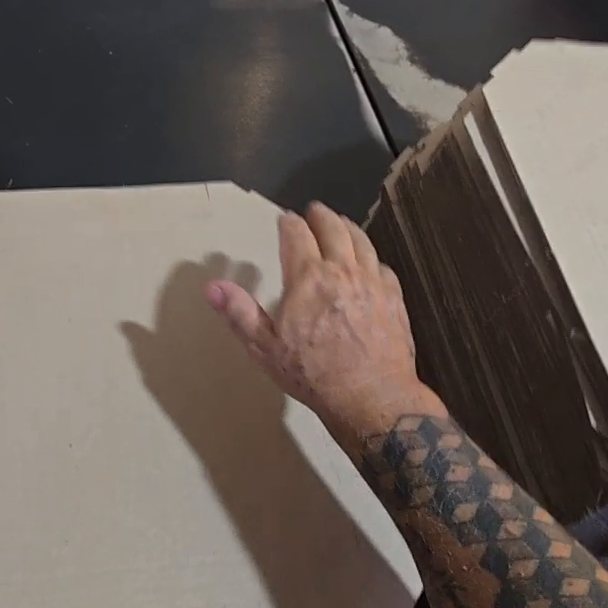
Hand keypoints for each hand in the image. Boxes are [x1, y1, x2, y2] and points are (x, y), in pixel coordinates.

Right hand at [205, 203, 444, 452]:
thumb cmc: (313, 374)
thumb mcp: (265, 347)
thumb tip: (213, 287)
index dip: (289, 223)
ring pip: (362, 242)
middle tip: (315, 211)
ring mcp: (373, 283)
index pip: (297, 235)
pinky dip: (372, 258)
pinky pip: (382, 267)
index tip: (285, 219)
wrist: (371, 396)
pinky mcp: (394, 300)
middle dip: (321, 216)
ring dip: (349, 228)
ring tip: (342, 224)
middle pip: (334, 229)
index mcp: (308, 278)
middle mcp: (342, 271)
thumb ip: (239, 313)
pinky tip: (369, 263)